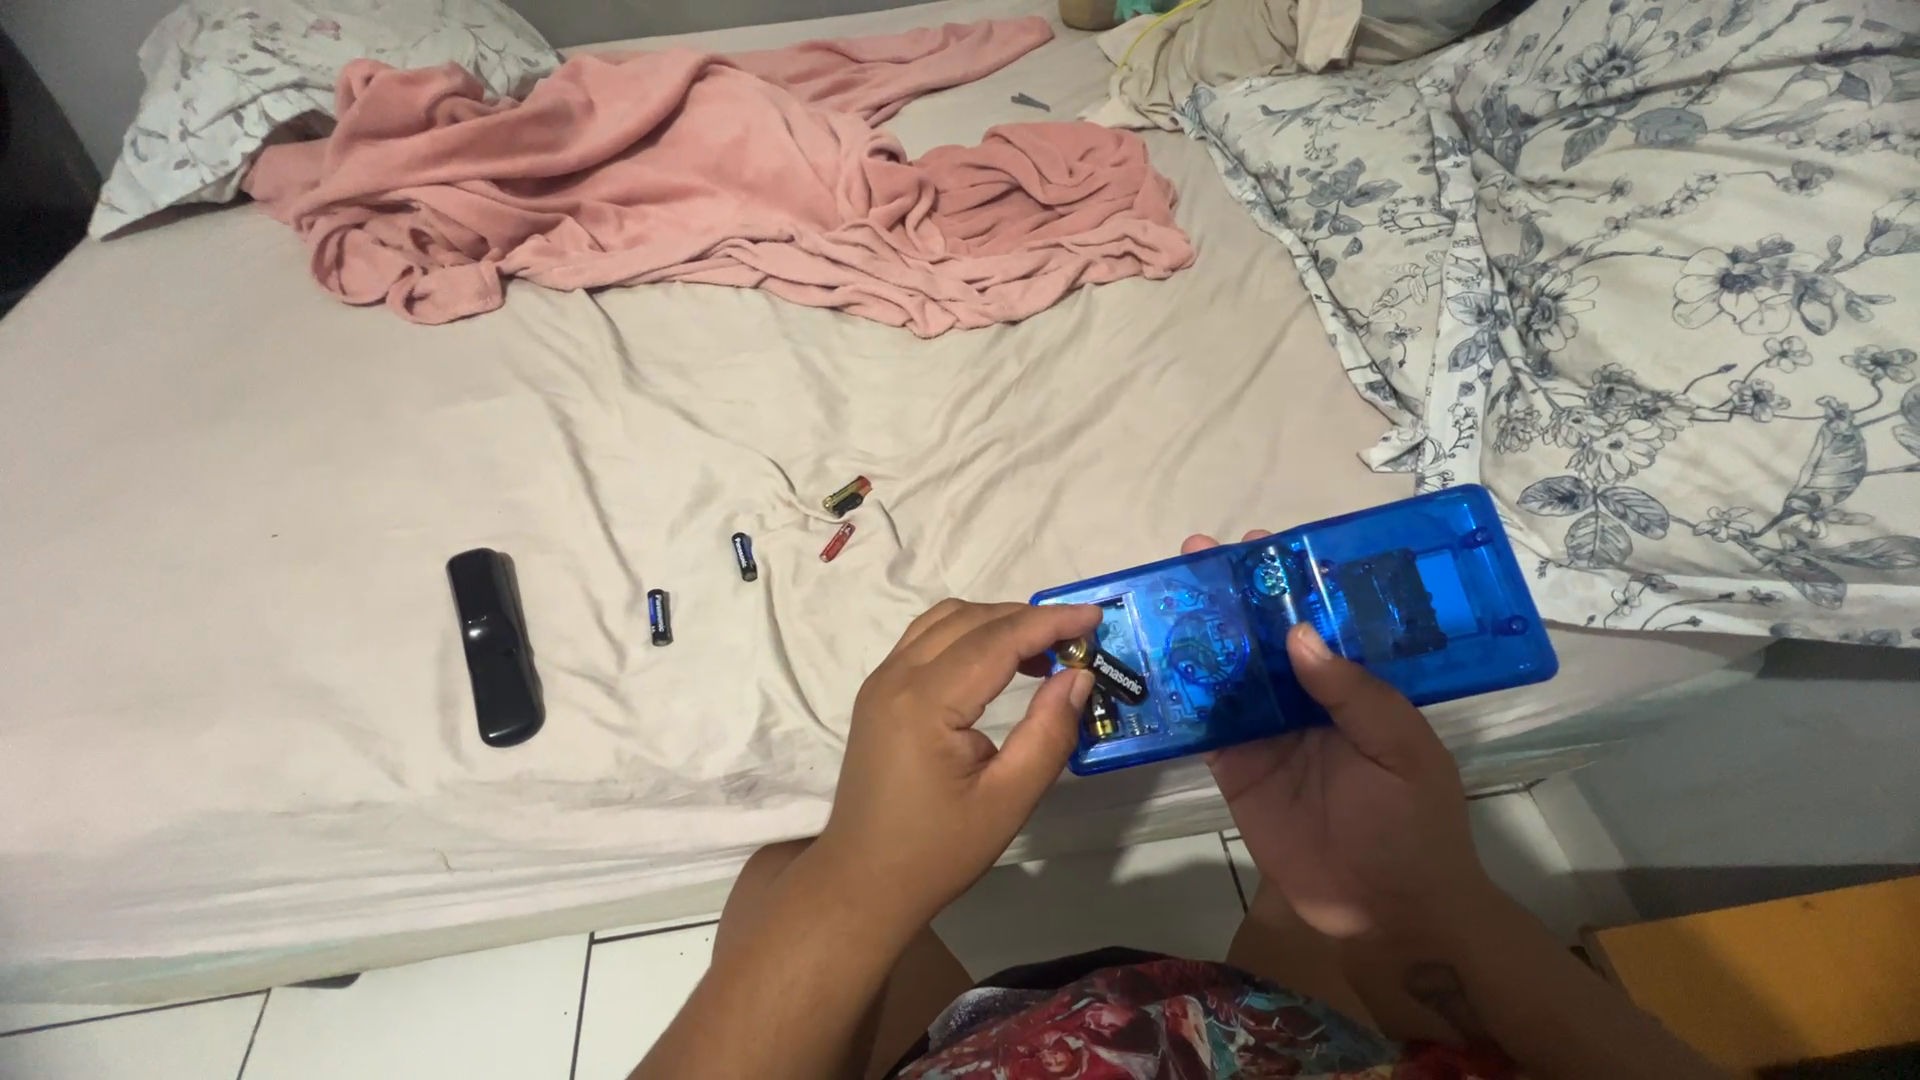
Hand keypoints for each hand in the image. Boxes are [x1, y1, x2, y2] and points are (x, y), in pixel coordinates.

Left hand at [813, 599, 1101, 930]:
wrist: (863, 881)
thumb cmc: (938, 850)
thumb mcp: (1007, 801)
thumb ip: (1048, 734)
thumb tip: (1078, 676)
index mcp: (925, 702)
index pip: (996, 640)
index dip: (1049, 622)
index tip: (1094, 616)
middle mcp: (896, 676)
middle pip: (969, 619)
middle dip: (1027, 617)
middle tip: (1076, 638)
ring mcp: (881, 680)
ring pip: (944, 620)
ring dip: (995, 621)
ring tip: (1042, 650)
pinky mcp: (878, 691)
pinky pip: (925, 638)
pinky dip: (967, 633)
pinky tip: (996, 662)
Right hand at [1185, 532, 1494, 941]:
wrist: (1382, 911)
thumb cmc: (1412, 826)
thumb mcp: (1404, 751)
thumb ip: (1355, 692)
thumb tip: (1296, 635)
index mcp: (1351, 686)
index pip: (1316, 621)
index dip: (1287, 583)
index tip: (1258, 544)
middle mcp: (1301, 698)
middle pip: (1260, 636)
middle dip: (1229, 594)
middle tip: (1195, 553)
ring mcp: (1261, 729)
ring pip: (1224, 669)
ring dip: (1196, 632)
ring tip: (1163, 594)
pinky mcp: (1230, 762)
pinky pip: (1200, 721)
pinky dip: (1176, 693)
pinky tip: (1148, 659)